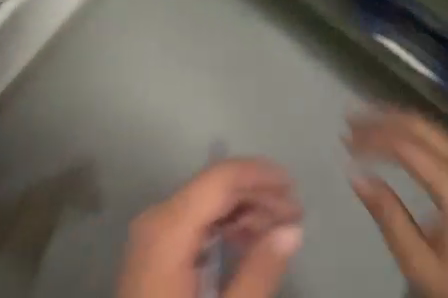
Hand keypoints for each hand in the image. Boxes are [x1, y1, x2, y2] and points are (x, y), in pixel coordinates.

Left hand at [117, 157, 304, 297]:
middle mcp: (156, 219)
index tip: (294, 185)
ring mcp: (151, 234)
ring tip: (280, 229)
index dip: (258, 174)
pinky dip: (224, 226)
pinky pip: (193, 223)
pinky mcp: (153, 251)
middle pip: (212, 188)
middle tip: (296, 214)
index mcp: (169, 227)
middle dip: (256, 195)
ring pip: (204, 204)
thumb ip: (259, 272)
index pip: (218, 179)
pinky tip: (249, 242)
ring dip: (243, 210)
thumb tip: (291, 229)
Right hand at [345, 109, 447, 297]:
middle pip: (422, 127)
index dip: (373, 137)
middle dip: (384, 119)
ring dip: (399, 122)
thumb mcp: (422, 265)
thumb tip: (357, 176)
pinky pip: (444, 141)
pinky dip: (416, 134)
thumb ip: (390, 218)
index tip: (344, 138)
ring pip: (434, 129)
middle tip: (350, 121)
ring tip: (367, 124)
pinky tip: (398, 138)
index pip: (406, 146)